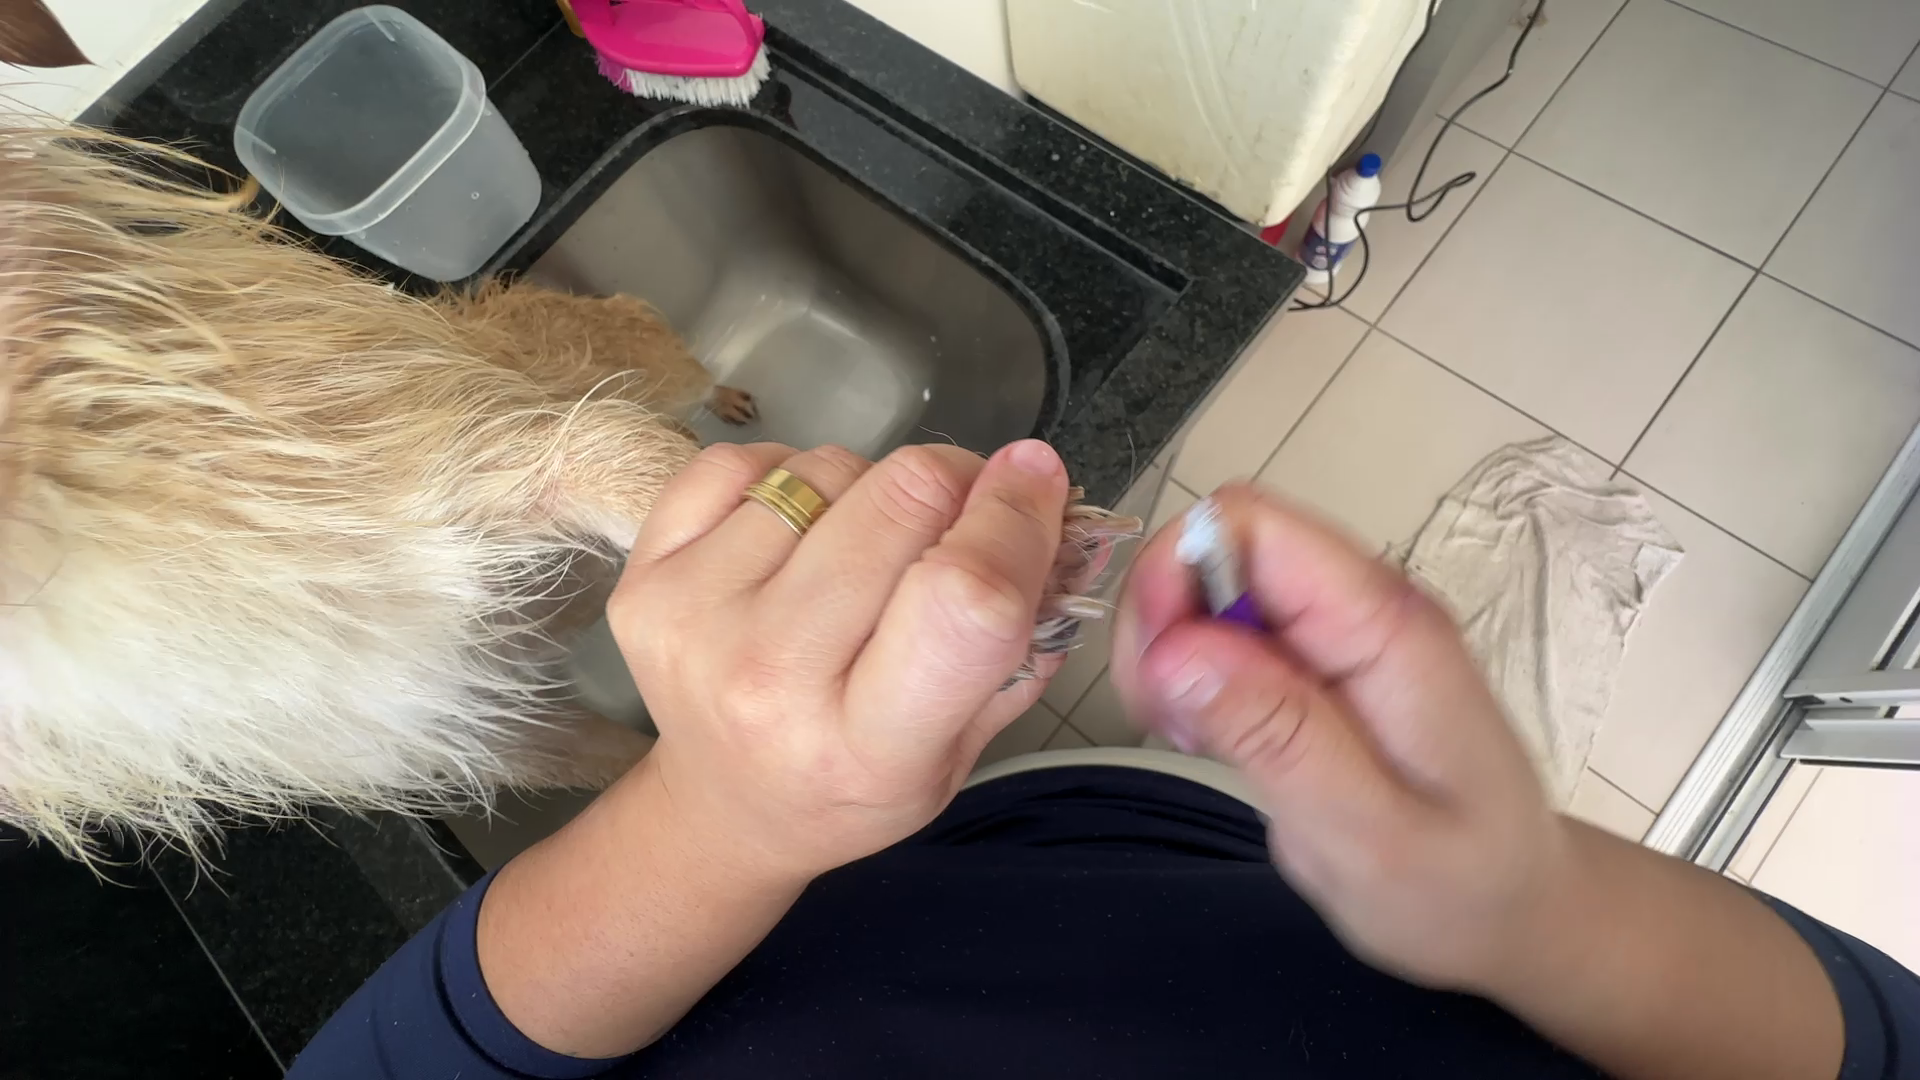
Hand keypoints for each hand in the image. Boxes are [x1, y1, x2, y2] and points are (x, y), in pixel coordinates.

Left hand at [609, 439, 1068, 880]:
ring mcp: (694, 620)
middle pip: (898, 502)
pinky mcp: (642, 578)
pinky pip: (746, 460)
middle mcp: (771, 679)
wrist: (725, 805)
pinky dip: (795, 476)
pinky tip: (800, 533)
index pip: (963, 597)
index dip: (1014, 518)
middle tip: (962, 507)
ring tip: (867, 545)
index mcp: (870, 744)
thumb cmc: (860, 783)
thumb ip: (1024, 632)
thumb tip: (1051, 503)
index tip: (1037, 480)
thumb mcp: (965, 743)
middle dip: (956, 482)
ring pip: (828, 468)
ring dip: (874, 487)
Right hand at [1110, 484, 1565, 992]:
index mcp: (1380, 621)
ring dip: (1163, 654)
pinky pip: (1207, 632)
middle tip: (1166, 719)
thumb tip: (1173, 650)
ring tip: (1189, 736)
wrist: (1511, 906)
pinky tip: (1202, 734)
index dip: (1177, 569)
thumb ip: (1277, 736)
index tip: (1156, 667)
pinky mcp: (1297, 654)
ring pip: (1196, 589)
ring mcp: (1321, 626)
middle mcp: (1348, 602)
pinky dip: (1177, 675)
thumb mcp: (1370, 835)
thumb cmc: (1461, 887)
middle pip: (1211, 549)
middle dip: (1160, 623)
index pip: (1250, 524)